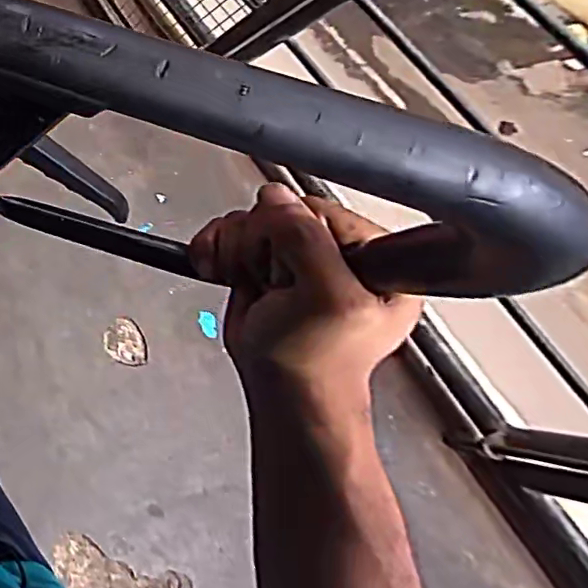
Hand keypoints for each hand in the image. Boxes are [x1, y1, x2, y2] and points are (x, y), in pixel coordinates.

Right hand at [189, 185, 420, 402]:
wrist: (282, 389)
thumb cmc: (316, 360)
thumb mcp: (328, 297)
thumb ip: (306, 240)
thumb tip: (276, 197)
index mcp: (374, 257)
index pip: (318, 209)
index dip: (293, 230)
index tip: (292, 265)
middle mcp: (334, 253)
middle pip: (275, 213)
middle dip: (258, 242)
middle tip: (272, 279)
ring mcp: (293, 258)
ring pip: (246, 221)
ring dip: (233, 247)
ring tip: (249, 279)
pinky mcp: (259, 263)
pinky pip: (226, 233)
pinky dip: (214, 248)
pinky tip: (222, 270)